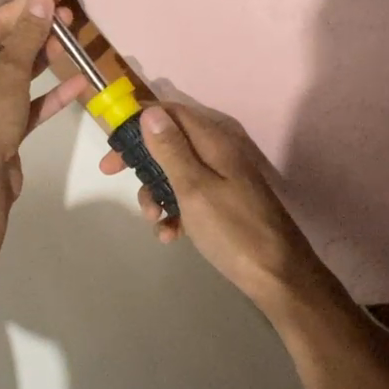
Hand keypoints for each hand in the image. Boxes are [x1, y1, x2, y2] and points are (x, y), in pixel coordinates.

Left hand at [0, 0, 88, 200]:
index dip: (26, 6)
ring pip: (21, 74)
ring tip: (74, 41)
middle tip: (70, 17)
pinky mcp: (5, 127)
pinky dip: (51, 94)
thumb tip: (42, 1)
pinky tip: (79, 81)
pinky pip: (30, 103)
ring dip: (46, 58)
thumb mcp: (9, 71)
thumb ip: (28, 36)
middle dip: (39, 31)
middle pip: (8, 46)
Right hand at [102, 102, 328, 315]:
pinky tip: (170, 236)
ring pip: (175, 174)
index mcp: (214, 143)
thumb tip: (150, 113)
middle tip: (111, 174)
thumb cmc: (233, 229)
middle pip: (169, 143)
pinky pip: (188, 199)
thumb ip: (171, 150)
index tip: (113, 140)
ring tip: (152, 219)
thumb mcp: (194, 188)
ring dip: (156, 193)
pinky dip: (174, 213)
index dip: (139, 120)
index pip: (172, 113)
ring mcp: (222, 181)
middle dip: (140, 160)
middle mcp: (218, 155)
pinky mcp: (222, 205)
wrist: (277, 275)